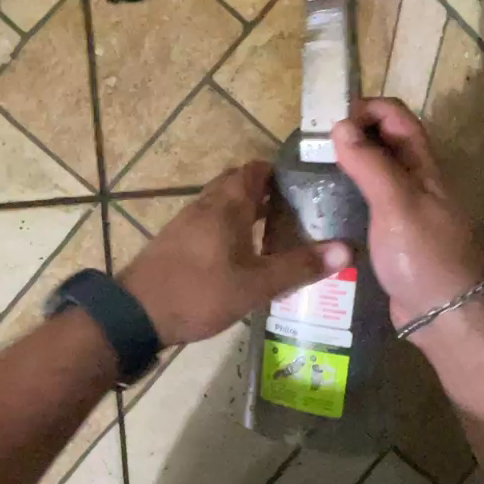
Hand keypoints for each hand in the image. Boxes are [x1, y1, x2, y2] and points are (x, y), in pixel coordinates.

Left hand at [120, 162, 351, 344]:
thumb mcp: (255, 284)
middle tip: (300, 214)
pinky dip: (231, 233)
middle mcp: (205, 205)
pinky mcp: (175, 244)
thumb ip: (298, 266)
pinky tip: (245, 259)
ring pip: (223, 208)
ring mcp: (186, 224)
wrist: (136, 314)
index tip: (309, 186)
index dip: (281, 173)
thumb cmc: (199, 292)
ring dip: (248, 215)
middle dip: (268, 195)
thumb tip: (347, 249)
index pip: (256, 170)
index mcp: (226, 204)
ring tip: (280, 237)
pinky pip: (210, 227)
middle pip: (239, 187)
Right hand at [331, 98, 483, 325]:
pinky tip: (323, 212)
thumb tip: (340, 125)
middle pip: (385, 143)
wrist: (445, 314)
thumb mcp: (396, 205)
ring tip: (308, 177)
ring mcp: (406, 211)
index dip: (366, 108)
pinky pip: (368, 207)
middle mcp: (417, 183)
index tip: (328, 120)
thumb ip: (370, 164)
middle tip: (311, 148)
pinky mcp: (394, 237)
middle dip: (351, 136)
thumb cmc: (423, 256)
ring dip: (346, 168)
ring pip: (375, 176)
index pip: (397, 117)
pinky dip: (347, 199)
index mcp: (424, 167)